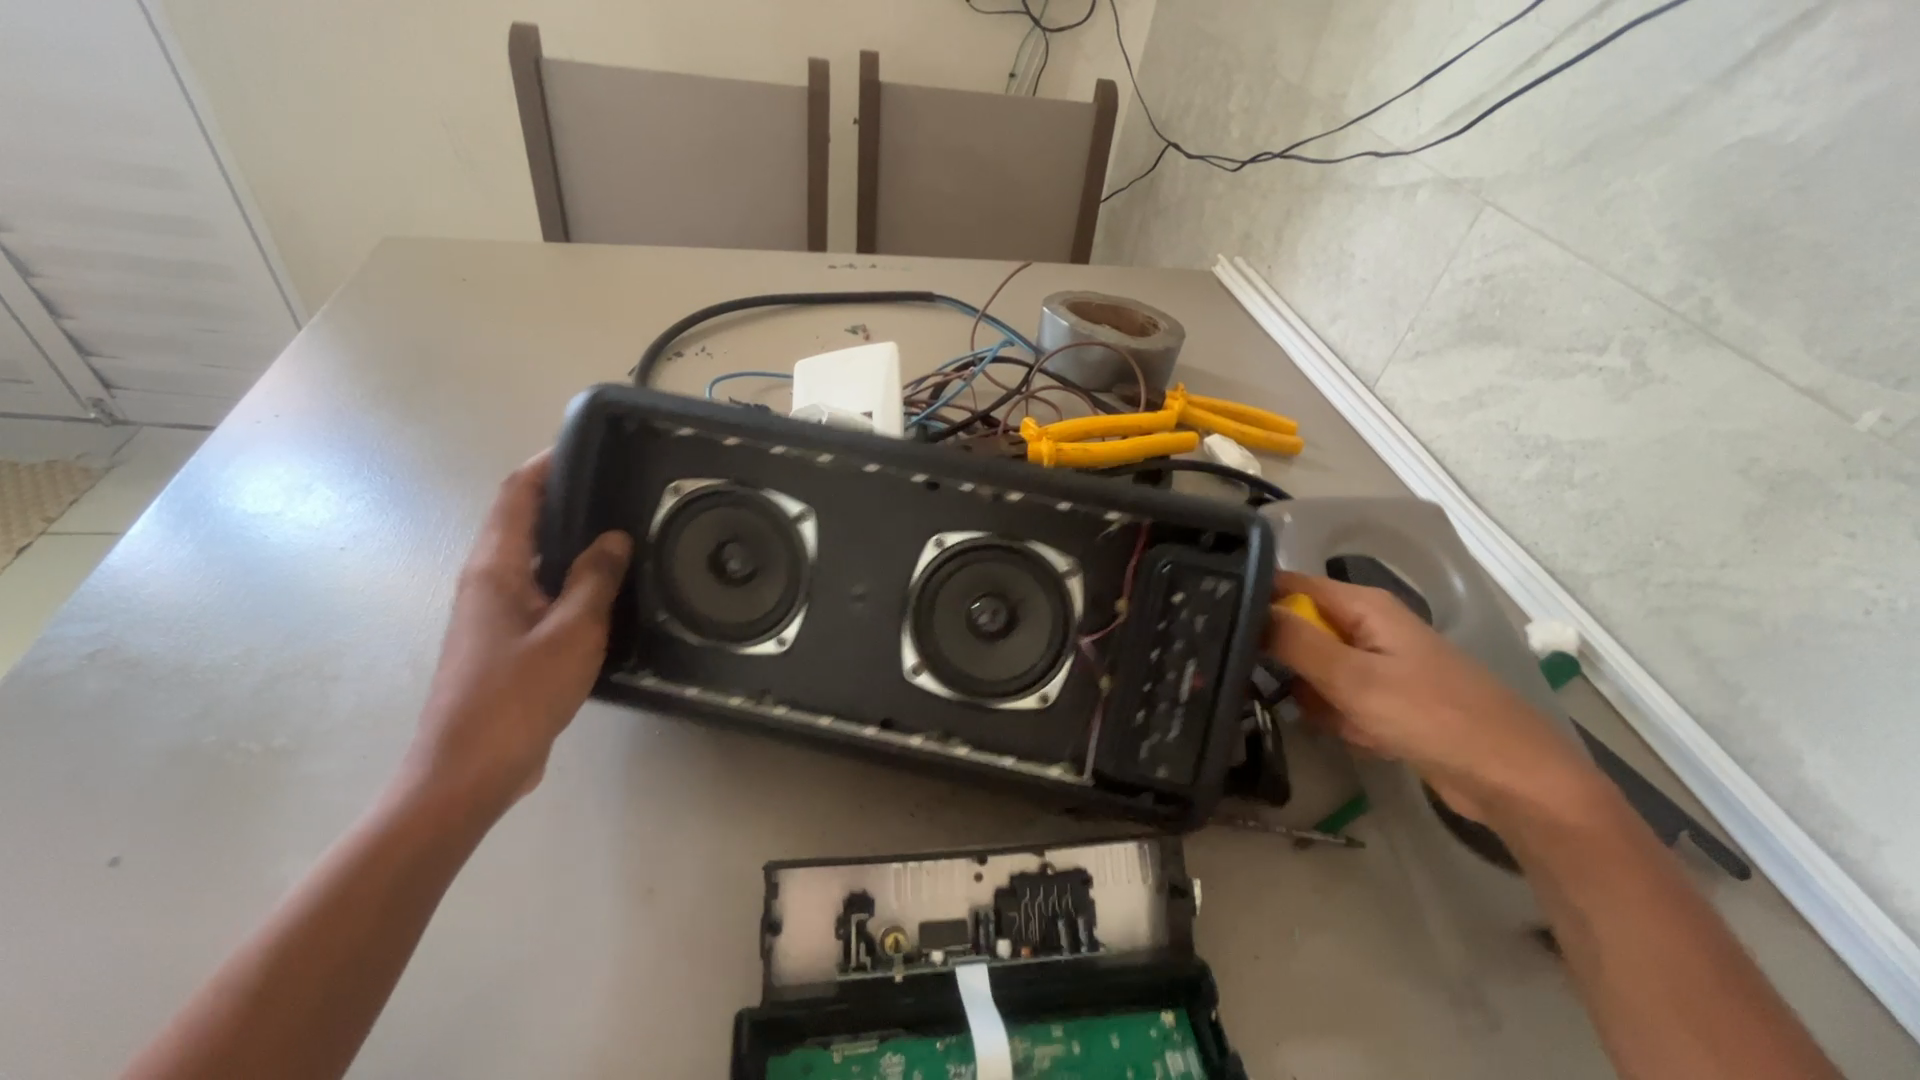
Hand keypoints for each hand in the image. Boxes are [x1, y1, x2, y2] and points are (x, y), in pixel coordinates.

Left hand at [405, 452, 631, 817]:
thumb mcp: (572, 632)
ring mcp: (492, 616)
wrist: (469, 770)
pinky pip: (540, 595)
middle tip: (618, 492)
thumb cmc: (518, 695)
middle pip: (522, 524)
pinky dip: (569, 582)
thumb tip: (613, 538)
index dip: (545, 466)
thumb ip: (595, 580)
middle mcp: (486, 583)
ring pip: (533, 562)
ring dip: (568, 544)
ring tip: (621, 536)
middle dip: (563, 501)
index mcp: (494, 569)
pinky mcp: (504, 645)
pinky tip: (604, 595)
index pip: (516, 496)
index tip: (584, 448)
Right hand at [1269, 571, 1599, 824]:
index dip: (1253, 599)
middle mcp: (1368, 627)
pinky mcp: (1386, 701)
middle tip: (1275, 688)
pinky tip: (1363, 738)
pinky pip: (1340, 703)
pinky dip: (1343, 721)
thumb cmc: (1431, 717)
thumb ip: (1295, 642)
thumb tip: (1245, 608)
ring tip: (1337, 720)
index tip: (1213, 623)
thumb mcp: (1353, 678)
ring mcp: (1378, 666)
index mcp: (1363, 605)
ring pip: (1315, 673)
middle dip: (1286, 663)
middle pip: (1298, 631)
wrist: (1509, 778)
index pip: (1288, 585)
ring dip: (1317, 700)